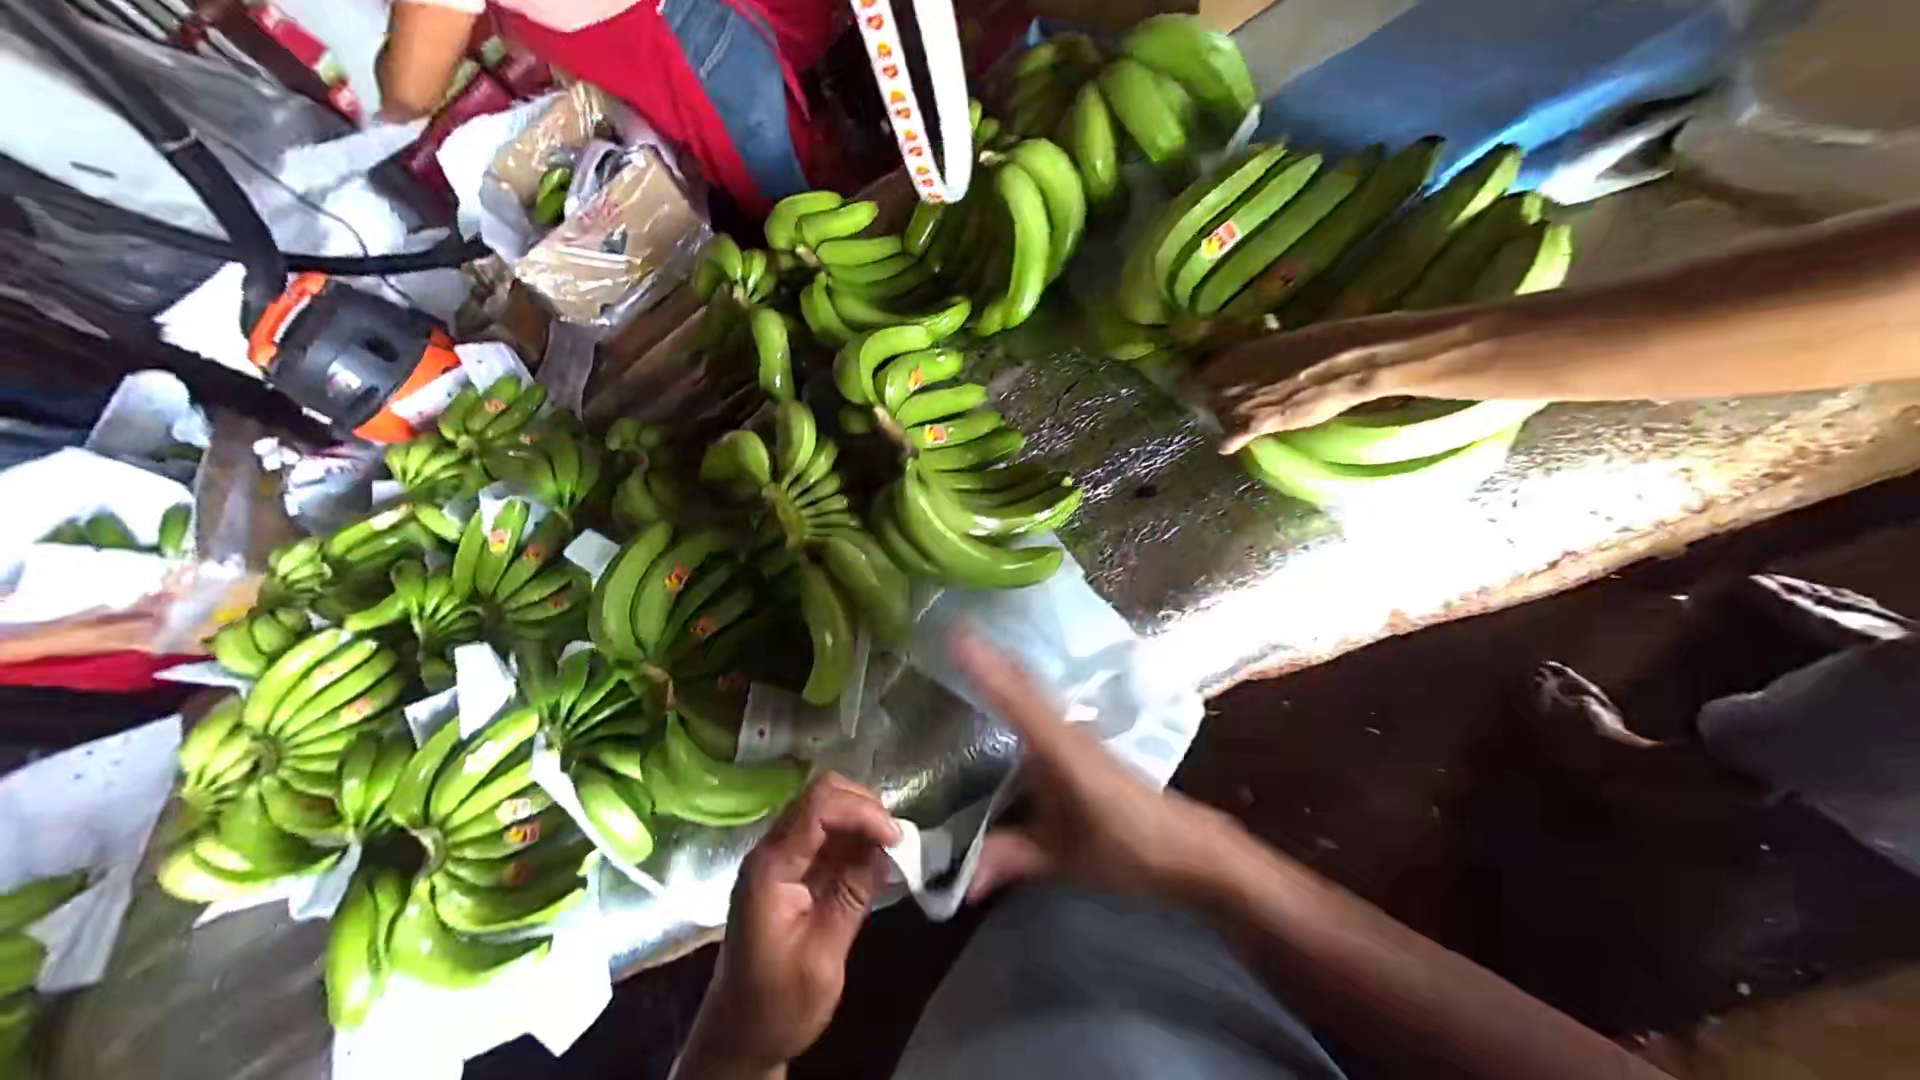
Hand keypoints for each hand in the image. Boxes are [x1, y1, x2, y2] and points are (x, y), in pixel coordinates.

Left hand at [676, 773, 899, 1078]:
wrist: (740, 1036)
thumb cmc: (777, 1004)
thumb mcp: (822, 957)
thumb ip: (852, 895)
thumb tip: (885, 847)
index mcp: (770, 867)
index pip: (817, 806)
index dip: (861, 810)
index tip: (894, 836)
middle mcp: (771, 850)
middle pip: (820, 794)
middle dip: (863, 806)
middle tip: (895, 838)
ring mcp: (780, 857)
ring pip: (825, 807)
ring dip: (861, 818)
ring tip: (891, 846)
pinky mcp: (792, 869)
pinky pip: (826, 833)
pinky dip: (855, 836)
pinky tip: (875, 857)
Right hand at [951, 632, 1253, 904]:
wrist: (1186, 847)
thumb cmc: (1129, 847)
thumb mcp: (1066, 858)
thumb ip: (1013, 858)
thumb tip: (959, 886)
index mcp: (1060, 749)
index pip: (1016, 699)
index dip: (986, 668)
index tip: (956, 635)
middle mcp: (1066, 729)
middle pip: (1024, 682)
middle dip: (989, 656)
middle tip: (950, 633)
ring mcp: (1075, 732)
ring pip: (1033, 689)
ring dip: (1003, 667)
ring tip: (966, 649)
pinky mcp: (1080, 742)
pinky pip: (1040, 703)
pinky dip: (1017, 688)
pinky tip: (1002, 692)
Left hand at [1195, 309, 1477, 451]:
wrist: (1346, 362)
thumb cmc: (1316, 343)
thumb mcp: (1272, 339)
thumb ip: (1248, 350)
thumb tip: (1247, 345)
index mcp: (1225, 353)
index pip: (1187, 373)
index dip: (1194, 382)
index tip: (1201, 386)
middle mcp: (1219, 378)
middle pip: (1194, 399)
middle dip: (1206, 403)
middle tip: (1226, 405)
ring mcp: (1231, 402)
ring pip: (1209, 420)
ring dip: (1221, 422)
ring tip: (1240, 419)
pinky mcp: (1249, 424)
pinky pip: (1225, 442)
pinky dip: (1230, 443)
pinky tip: (1240, 440)